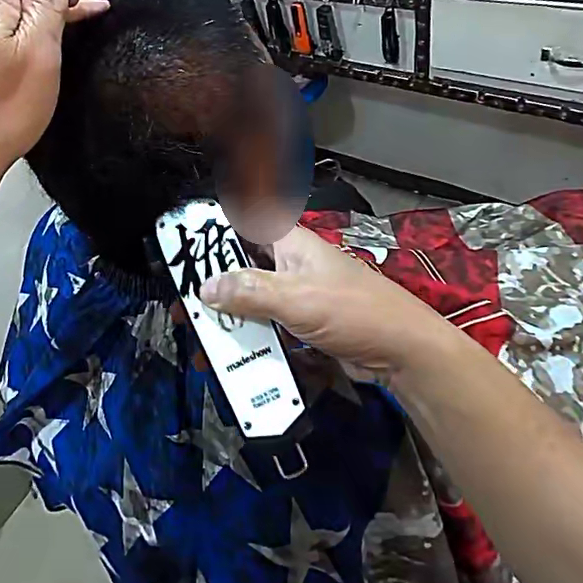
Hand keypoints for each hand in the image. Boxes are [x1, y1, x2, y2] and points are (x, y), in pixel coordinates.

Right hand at [200, 227, 465, 376]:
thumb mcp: (296, 299)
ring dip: (228, 319)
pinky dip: (250, 340)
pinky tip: (231, 361)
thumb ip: (250, 291)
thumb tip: (205, 287)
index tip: (181, 242)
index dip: (217, 227)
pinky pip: (269, 328)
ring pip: (253, 301)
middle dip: (213, 285)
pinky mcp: (306, 325)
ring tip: (200, 340)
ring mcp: (300, 296)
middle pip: (243, 267)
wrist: (401, 350)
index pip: (246, 221)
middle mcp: (293, 265)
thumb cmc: (353, 312)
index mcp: (292, 244)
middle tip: (182, 306)